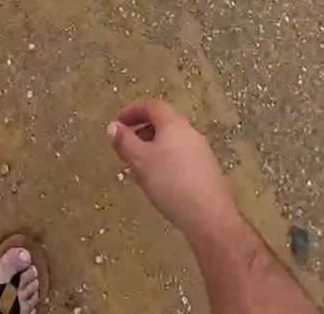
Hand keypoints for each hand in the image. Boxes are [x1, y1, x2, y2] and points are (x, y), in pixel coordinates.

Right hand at [108, 98, 238, 237]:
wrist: (210, 218)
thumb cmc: (171, 183)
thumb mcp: (140, 161)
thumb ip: (124, 141)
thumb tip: (113, 125)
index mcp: (174, 124)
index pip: (151, 106)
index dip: (133, 111)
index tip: (119, 125)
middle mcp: (190, 133)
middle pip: (162, 124)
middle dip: (141, 135)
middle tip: (126, 151)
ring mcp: (201, 152)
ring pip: (171, 144)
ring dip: (152, 152)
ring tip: (139, 172)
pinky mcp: (207, 172)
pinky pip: (181, 159)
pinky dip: (165, 163)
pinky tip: (159, 185)